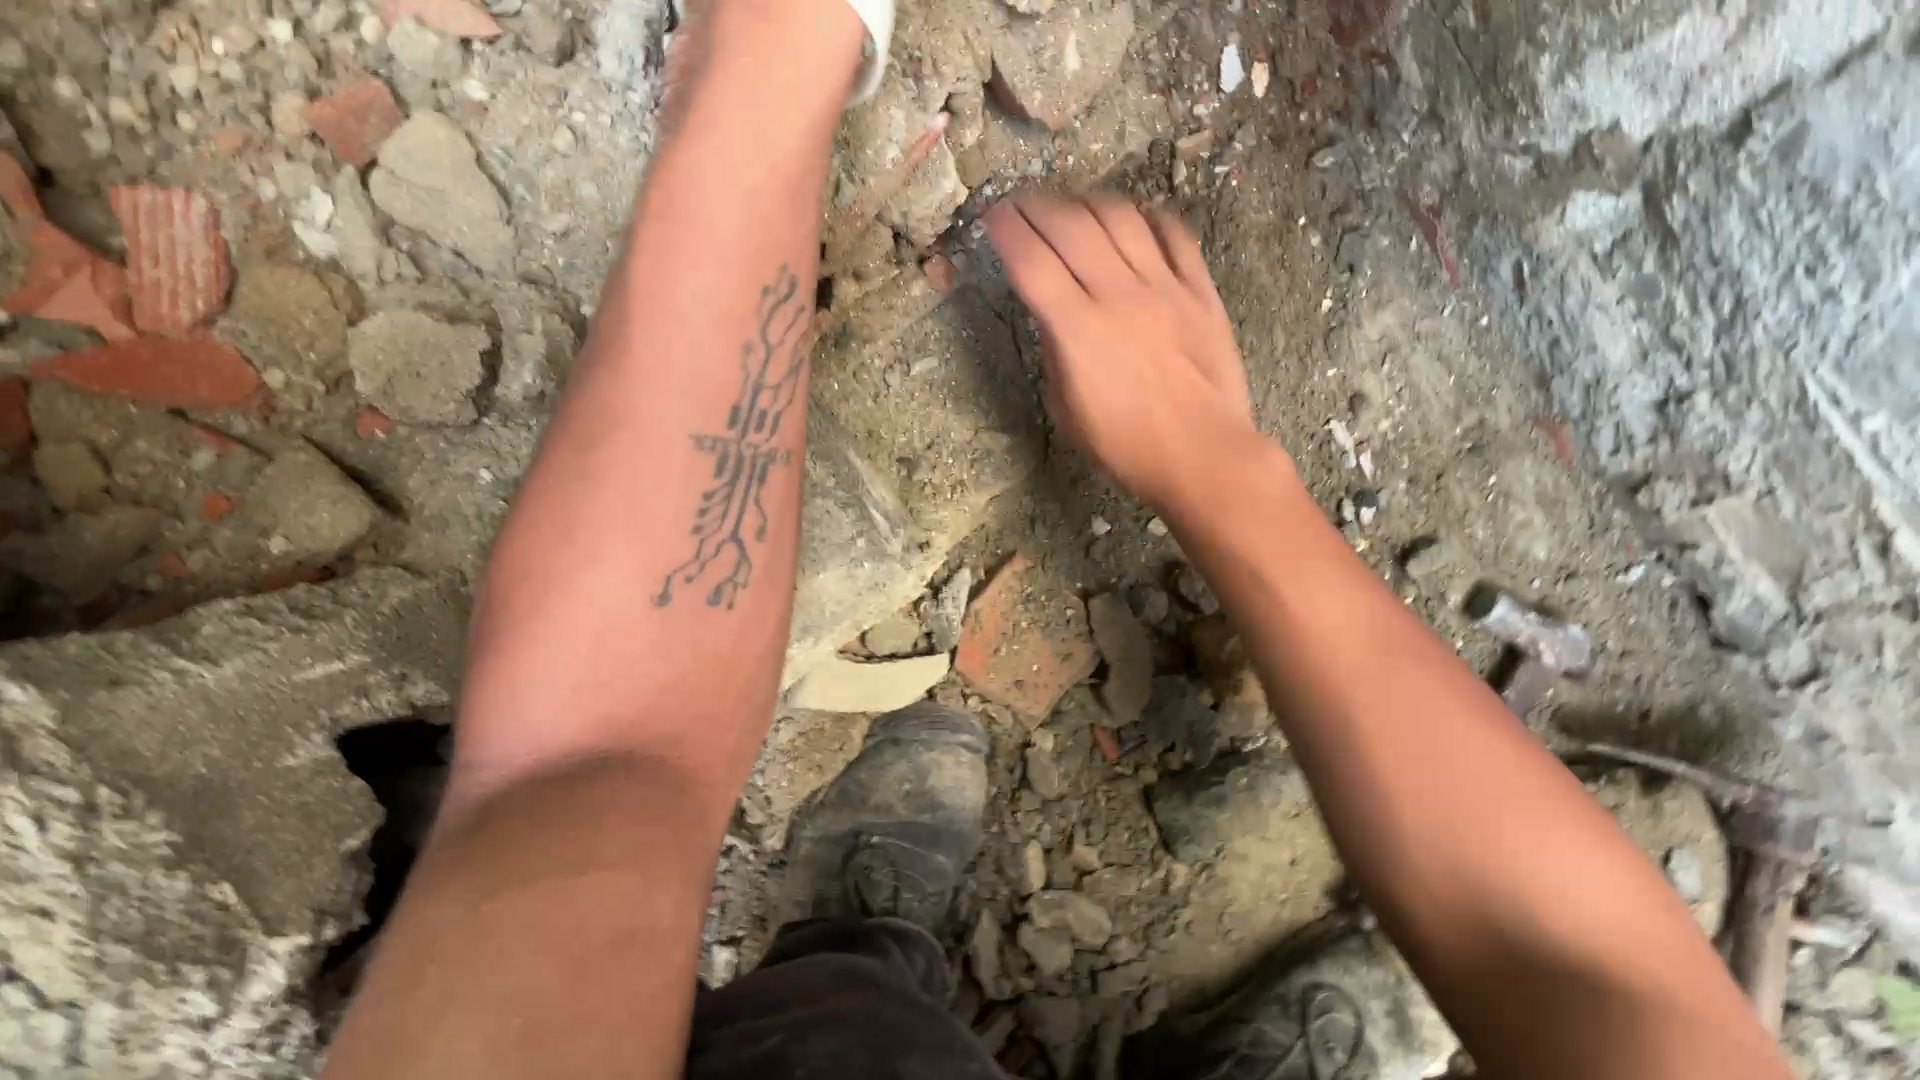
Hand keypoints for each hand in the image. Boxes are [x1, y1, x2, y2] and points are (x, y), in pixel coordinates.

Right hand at [985, 192, 1258, 506]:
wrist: (1201, 454)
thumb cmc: (1125, 445)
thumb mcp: (1066, 409)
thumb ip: (1054, 353)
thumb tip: (1052, 314)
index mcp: (1077, 329)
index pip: (1031, 260)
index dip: (1006, 230)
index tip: (993, 216)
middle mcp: (1118, 295)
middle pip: (1070, 226)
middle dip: (1037, 205)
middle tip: (1023, 203)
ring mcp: (1164, 287)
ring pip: (1121, 217)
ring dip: (1088, 202)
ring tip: (1074, 206)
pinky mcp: (1200, 290)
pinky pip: (1174, 234)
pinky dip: (1148, 217)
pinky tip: (1134, 218)